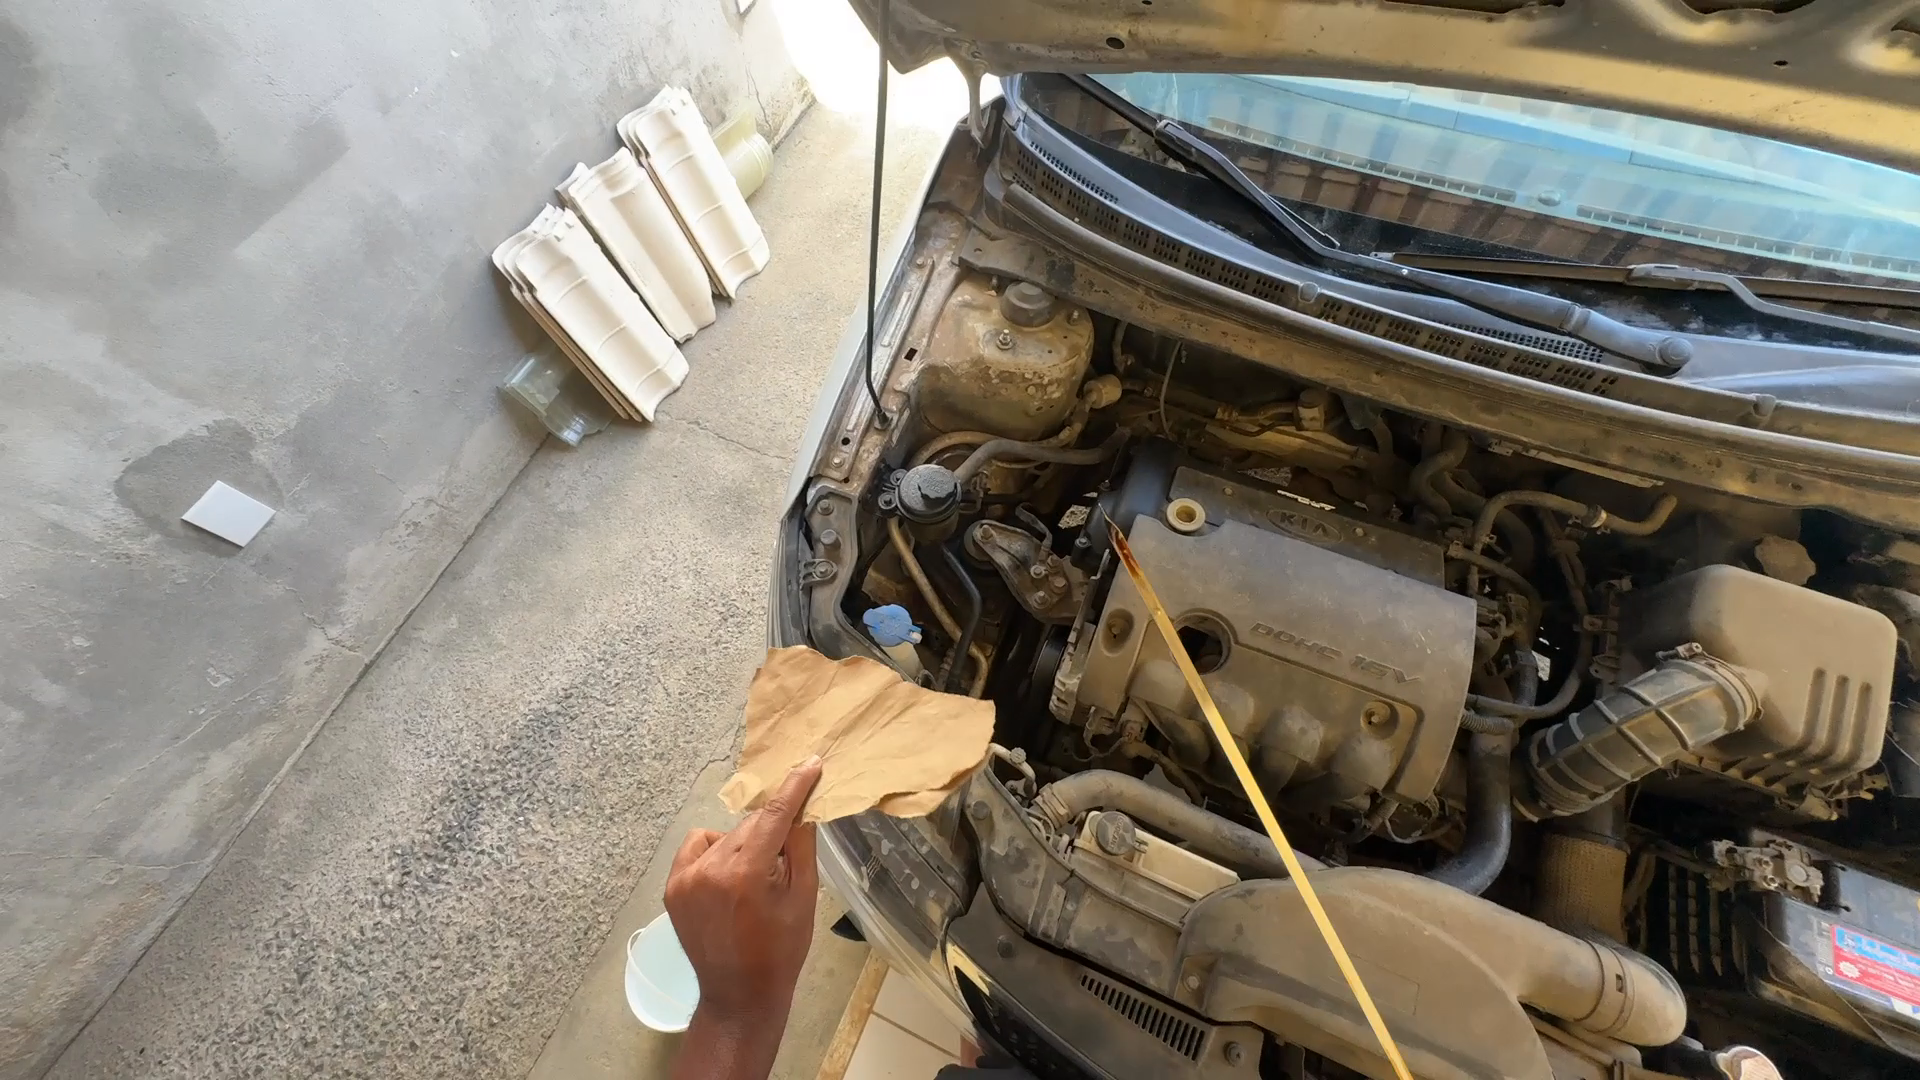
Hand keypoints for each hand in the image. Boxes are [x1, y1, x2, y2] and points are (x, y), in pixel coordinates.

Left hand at [666, 757, 823, 1025]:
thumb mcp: (805, 895)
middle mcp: (711, 869)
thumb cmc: (781, 948)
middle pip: (752, 824)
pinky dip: (717, 847)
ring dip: (747, 840)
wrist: (738, 996)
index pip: (775, 813)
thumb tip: (804, 804)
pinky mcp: (673, 886)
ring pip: (728, 834)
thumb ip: (802, 843)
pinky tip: (729, 870)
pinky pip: (699, 843)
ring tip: (757, 871)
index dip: (795, 785)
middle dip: (773, 828)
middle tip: (786, 850)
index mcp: (747, 872)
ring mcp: (686, 878)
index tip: (812, 762)